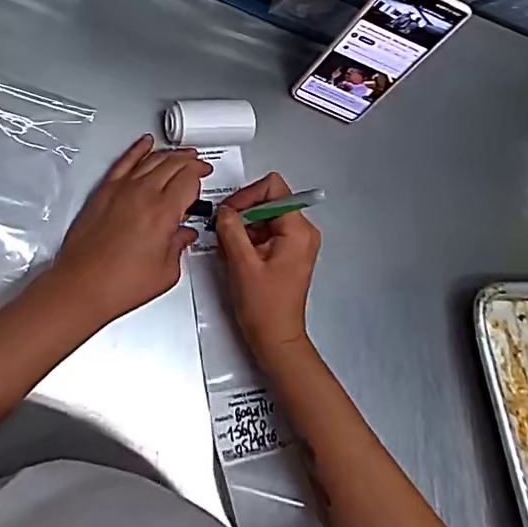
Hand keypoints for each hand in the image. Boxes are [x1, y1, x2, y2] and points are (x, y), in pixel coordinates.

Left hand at [44, 135, 208, 326]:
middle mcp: (143, 195)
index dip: (200, 174)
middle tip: (198, 164)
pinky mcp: (105, 191)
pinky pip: (125, 160)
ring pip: (152, 158)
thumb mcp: (166, 272)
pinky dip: (137, 148)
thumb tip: (183, 235)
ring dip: (170, 153)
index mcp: (163, 213)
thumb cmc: (117, 284)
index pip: (189, 179)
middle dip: (190, 161)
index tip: (204, 176)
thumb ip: (179, 246)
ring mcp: (122, 189)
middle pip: (173, 164)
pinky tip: (144, 143)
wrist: (81, 286)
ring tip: (180, 154)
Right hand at [214, 172, 319, 355]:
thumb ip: (231, 229)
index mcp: (298, 231)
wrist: (276, 339)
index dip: (248, 195)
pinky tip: (236, 254)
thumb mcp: (242, 263)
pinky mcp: (287, 251)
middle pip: (268, 200)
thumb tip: (225, 210)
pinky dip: (247, 238)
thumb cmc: (266, 310)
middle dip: (243, 212)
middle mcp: (302, 232)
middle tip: (225, 228)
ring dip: (243, 227)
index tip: (232, 210)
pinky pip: (265, 231)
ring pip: (264, 215)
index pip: (274, 187)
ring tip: (229, 247)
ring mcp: (295, 242)